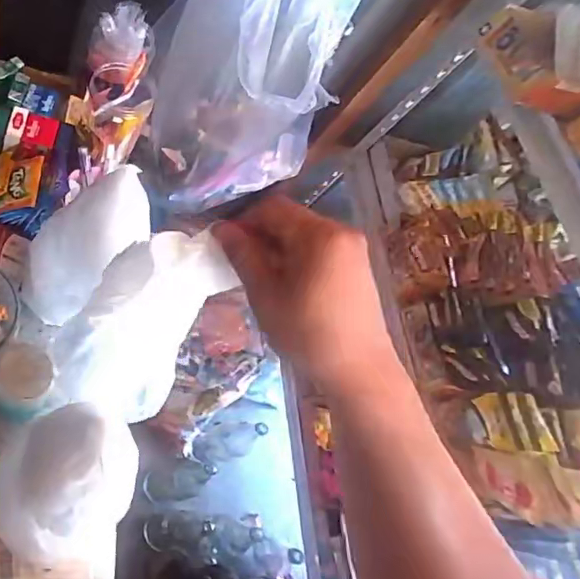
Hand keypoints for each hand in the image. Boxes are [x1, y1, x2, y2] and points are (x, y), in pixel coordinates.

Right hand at [213, 195, 399, 394]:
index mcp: (319, 234)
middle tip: (238, 262)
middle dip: (260, 234)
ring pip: (303, 234)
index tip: (224, 243)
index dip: (243, 220)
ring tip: (260, 277)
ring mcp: (353, 248)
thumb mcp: (265, 293)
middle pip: (290, 219)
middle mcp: (341, 231)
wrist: (358, 371)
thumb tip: (221, 228)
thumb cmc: (306, 332)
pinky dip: (297, 257)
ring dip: (277, 247)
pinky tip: (285, 284)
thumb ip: (243, 255)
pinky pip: (318, 249)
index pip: (273, 207)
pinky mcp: (357, 266)